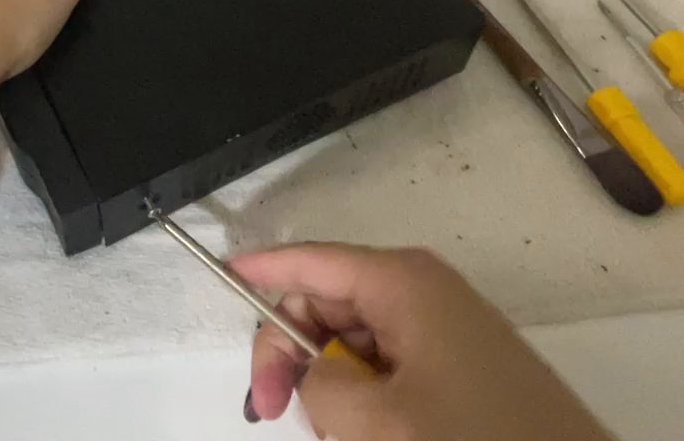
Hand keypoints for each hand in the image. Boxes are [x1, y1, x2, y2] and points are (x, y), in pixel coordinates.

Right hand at [231, 244, 614, 440]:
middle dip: (293, 348)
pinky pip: (387, 363)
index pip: (310, 260)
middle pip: (326, 300)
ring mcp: (443, 327)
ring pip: (353, 337)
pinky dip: (363, 394)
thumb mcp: (375, 422)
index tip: (223, 274)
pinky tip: (368, 431)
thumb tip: (313, 372)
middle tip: (269, 409)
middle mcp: (420, 289)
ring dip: (329, 381)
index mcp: (399, 281)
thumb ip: (317, 383)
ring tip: (335, 433)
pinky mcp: (461, 365)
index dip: (263, 268)